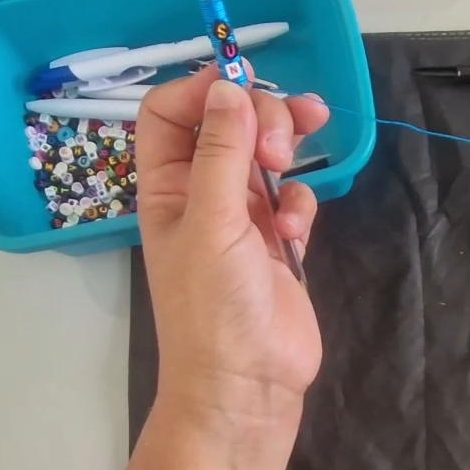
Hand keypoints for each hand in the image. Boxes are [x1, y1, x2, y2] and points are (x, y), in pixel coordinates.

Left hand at [136, 66, 330, 427]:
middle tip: (281, 147)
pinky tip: (296, 233)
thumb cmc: (215, 307)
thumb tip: (229, 88)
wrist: (249, 381)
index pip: (172, 113)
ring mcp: (244, 220)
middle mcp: (204, 195)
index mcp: (168, 187)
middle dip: (260, 120)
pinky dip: (301, 206)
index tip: (244, 88)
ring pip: (268, 157)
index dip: (204, 91)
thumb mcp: (212, 222)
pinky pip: (294, 200)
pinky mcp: (281, 245)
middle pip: (230, 125)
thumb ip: (222, 152)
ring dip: (286, 153)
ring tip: (294, 167)